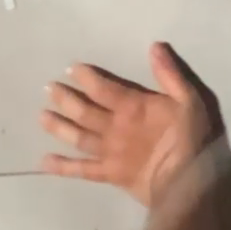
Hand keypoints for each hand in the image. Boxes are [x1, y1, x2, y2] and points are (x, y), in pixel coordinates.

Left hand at [39, 42, 222, 207]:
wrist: (188, 182)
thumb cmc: (189, 137)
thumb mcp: (188, 99)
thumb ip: (169, 74)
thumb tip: (154, 47)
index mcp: (132, 107)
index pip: (103, 88)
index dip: (86, 77)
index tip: (71, 68)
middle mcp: (114, 128)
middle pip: (84, 111)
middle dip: (65, 98)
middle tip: (47, 88)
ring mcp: (108, 153)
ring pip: (77, 137)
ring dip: (58, 126)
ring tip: (41, 116)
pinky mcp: (108, 175)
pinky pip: (81, 171)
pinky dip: (62, 167)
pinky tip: (44, 162)